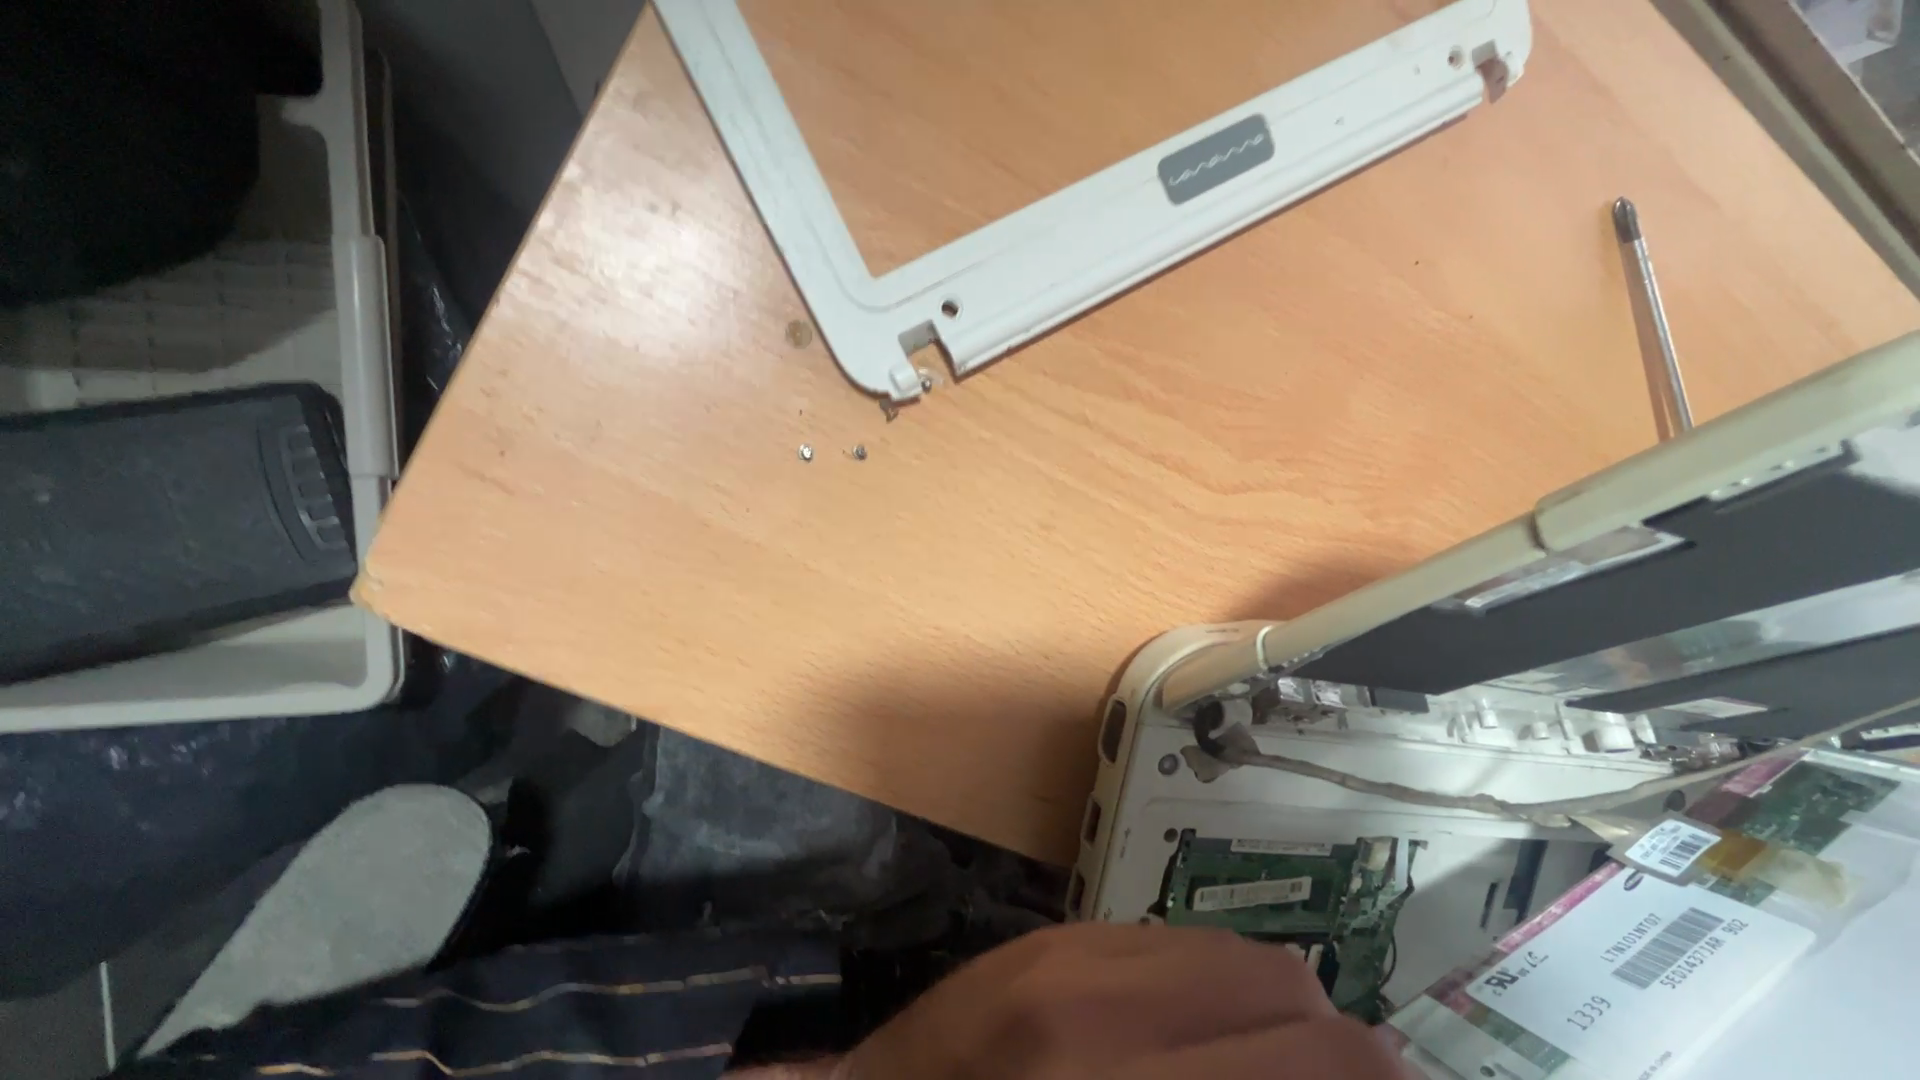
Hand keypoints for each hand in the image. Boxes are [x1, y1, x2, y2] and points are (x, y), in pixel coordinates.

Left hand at [832, 923, 1405, 1078]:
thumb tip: (1333, 1066)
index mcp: (1121, 1079)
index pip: (1323, 1057)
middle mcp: (1100, 1002)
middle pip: (1292, 992)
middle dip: (1333, 1055)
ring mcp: (1069, 950)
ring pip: (1238, 954)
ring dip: (1270, 1017)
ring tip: (1253, 1066)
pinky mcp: (1047, 933)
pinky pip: (1173, 941)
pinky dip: (1207, 989)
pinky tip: (1186, 1039)